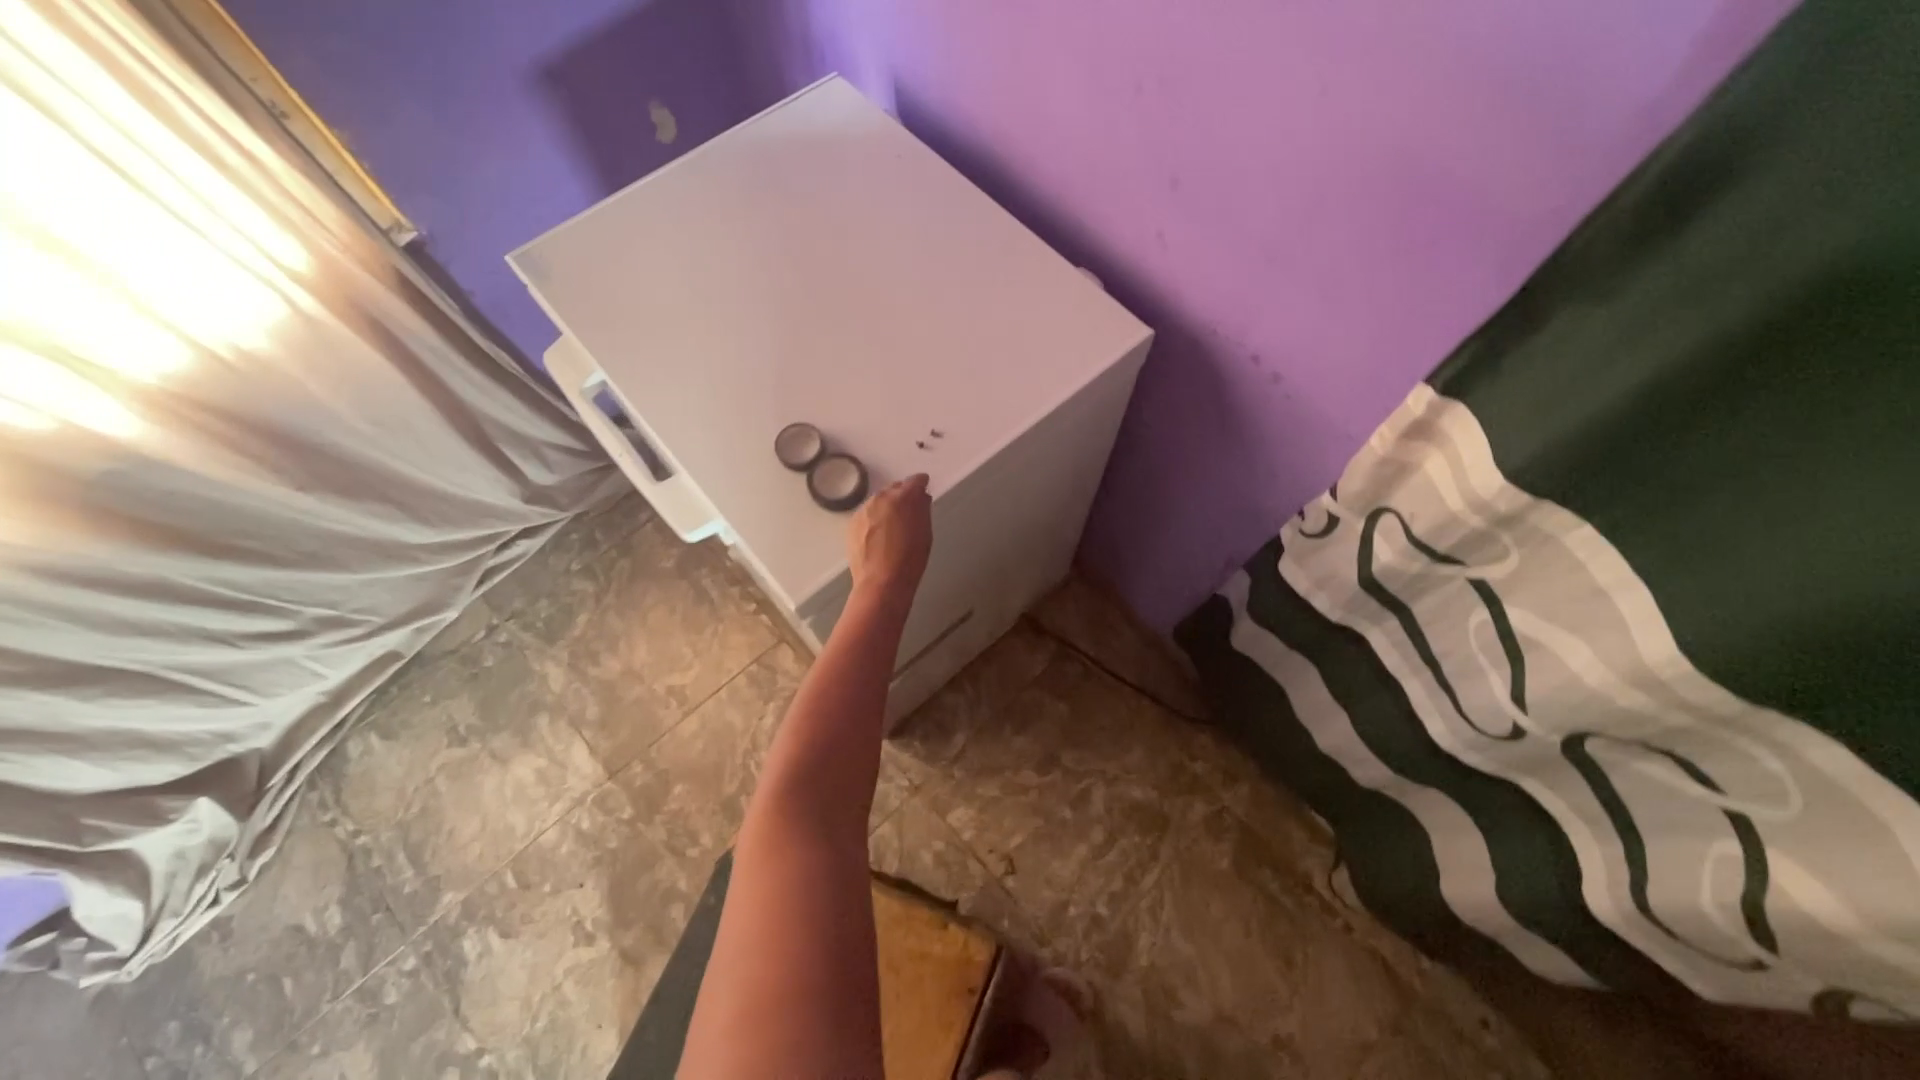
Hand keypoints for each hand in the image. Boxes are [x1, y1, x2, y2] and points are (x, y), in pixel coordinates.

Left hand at [847, 474, 930, 605]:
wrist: (881, 582)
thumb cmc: (910, 560)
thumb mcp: (925, 533)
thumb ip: (923, 510)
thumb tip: (920, 497)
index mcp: (903, 497)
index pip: (915, 481)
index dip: (921, 484)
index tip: (924, 487)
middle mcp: (880, 498)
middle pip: (894, 489)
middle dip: (903, 495)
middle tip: (910, 508)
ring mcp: (863, 510)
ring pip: (878, 501)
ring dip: (887, 506)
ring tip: (893, 523)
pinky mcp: (852, 524)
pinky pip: (867, 514)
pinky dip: (874, 518)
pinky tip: (879, 534)